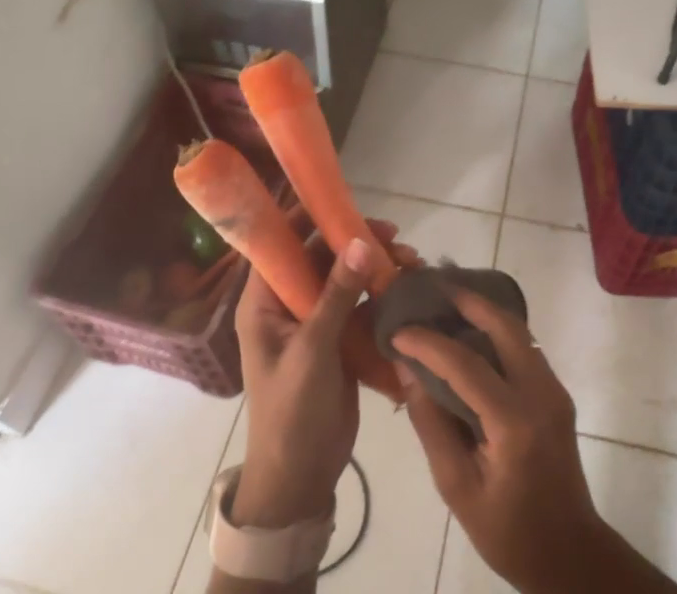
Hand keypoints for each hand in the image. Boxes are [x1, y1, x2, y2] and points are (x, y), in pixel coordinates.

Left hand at [228, 214, 396, 528]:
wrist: (300, 475)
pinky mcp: (339, 341)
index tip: (345, 201)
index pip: (281, 245)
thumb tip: (361, 242)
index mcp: (264, 302)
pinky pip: (361, 306)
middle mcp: (287, 305)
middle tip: (395, 238)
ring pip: (346, 280)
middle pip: (321, 258)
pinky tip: (409, 289)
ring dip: (375, 268)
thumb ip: (337, 295)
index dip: (308, 218)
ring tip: (411, 262)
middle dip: (356, 243)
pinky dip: (382, 295)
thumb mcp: (313, 349)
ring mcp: (315, 323)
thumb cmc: (292, 410)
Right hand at [393, 286, 633, 592]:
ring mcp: (555, 392)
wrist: (568, 552)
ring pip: (520, 334)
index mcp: (515, 420)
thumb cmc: (507, 529)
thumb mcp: (456, 485)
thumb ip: (432, 423)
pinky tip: (470, 336)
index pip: (465, 362)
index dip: (427, 342)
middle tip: (431, 287)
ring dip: (485, 312)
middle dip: (468, 300)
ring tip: (446, 303)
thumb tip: (409, 371)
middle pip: (505, 327)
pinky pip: (526, 351)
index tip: (397, 330)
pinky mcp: (557, 397)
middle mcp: (542, 394)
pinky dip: (498, 334)